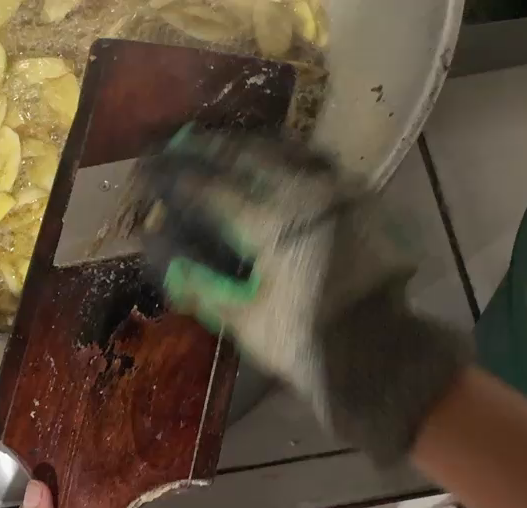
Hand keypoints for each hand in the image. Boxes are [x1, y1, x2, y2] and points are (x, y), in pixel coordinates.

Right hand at [140, 129, 471, 464]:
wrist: (380, 349)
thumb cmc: (304, 342)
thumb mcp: (245, 321)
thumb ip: (200, 282)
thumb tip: (157, 249)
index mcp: (268, 226)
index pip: (208, 188)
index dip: (173, 176)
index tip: (146, 166)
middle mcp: (302, 194)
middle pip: (246, 156)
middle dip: (207, 146)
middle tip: (178, 140)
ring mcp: (337, 191)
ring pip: (286, 149)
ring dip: (249, 142)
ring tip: (225, 140)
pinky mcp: (361, 198)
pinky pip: (318, 161)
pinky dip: (289, 154)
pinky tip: (280, 158)